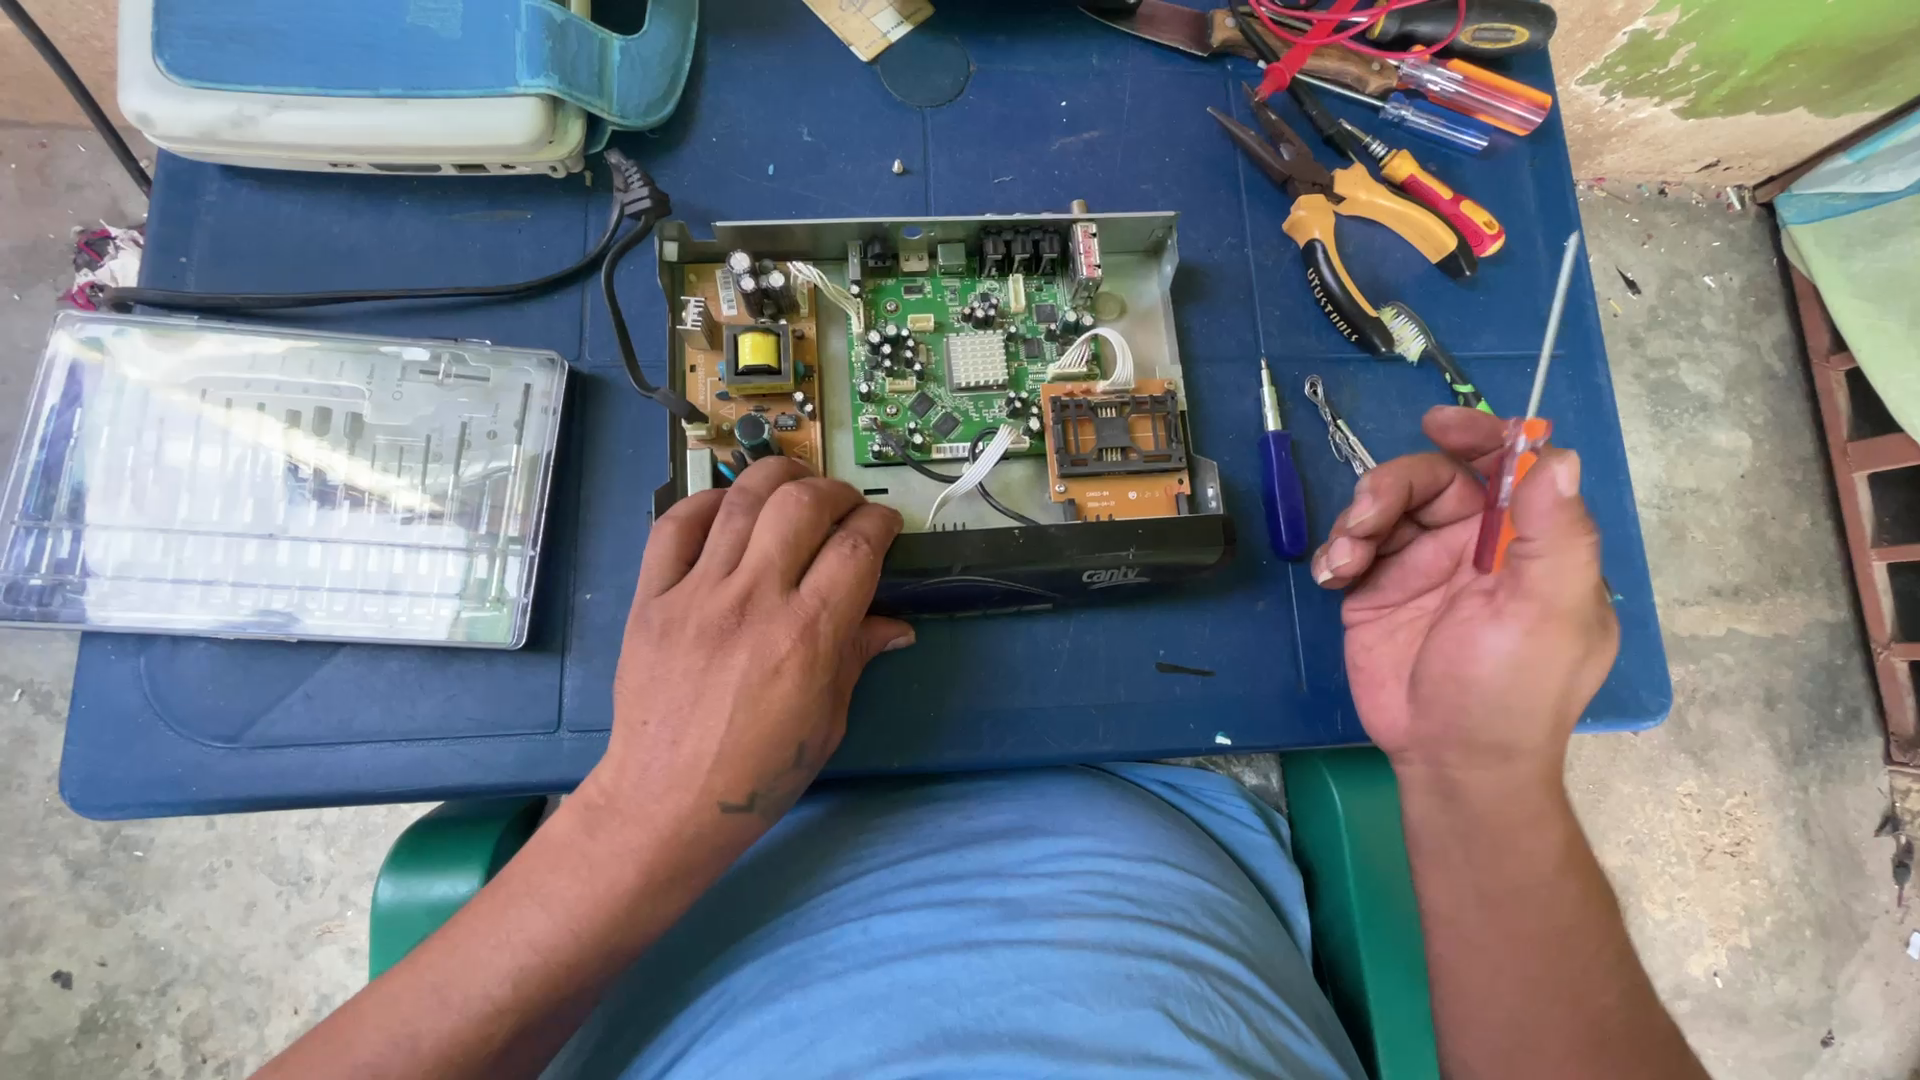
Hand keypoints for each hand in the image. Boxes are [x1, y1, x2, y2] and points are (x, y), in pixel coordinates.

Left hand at [589, 457, 912, 840]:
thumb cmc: (760, 771)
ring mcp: (697, 593)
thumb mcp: (829, 721)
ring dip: (780, 478)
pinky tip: (730, 506)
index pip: (857, 547)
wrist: (665, 802)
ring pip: (742, 499)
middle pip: (803, 505)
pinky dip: (708, 501)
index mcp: (808, 635)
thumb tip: (898, 624)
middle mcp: (754, 599)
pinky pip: (675, 525)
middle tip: (846, 506)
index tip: (886, 525)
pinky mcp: (652, 597)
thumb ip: (858, 656)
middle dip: (838, 491)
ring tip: (798, 485)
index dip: (880, 523)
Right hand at [1311, 407, 1617, 786]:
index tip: (1436, 425)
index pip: (1507, 470)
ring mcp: (1418, 568)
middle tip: (1364, 521)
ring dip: (1355, 522)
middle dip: (1390, 488)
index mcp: (1527, 545)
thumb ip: (1555, 535)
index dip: (1479, 436)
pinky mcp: (1373, 590)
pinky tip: (1334, 576)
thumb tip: (1556, 455)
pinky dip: (1336, 551)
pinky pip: (1349, 547)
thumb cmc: (1510, 689)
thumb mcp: (1546, 612)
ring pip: (1382, 508)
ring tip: (1343, 561)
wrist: (1447, 758)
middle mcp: (1472, 547)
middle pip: (1429, 480)